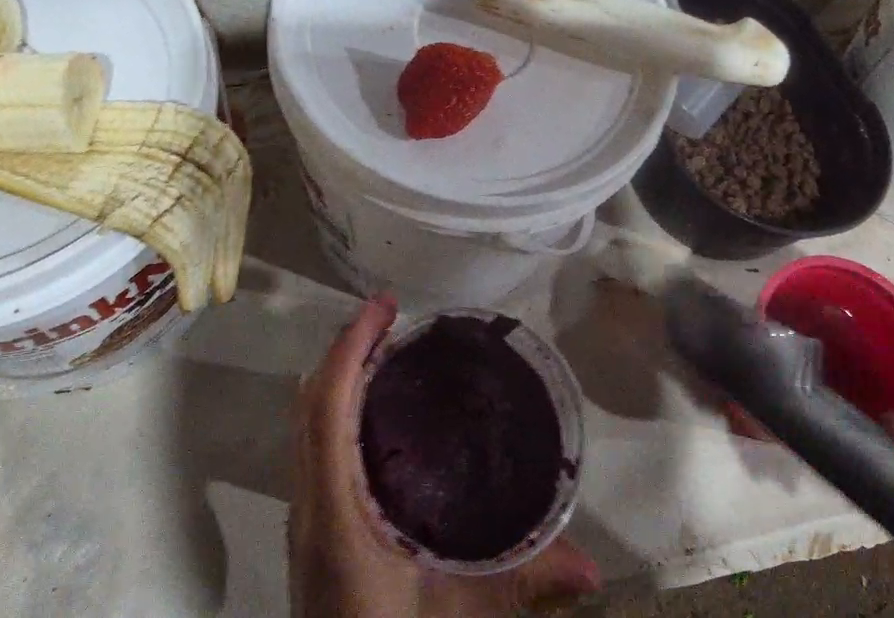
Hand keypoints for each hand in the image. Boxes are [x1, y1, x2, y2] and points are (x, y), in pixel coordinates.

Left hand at [288, 296, 600, 617]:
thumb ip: (524, 587)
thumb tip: (591, 567)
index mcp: (335, 516)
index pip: (327, 409)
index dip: (350, 347)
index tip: (383, 306)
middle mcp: (307, 508)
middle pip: (309, 405)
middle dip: (345, 351)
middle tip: (391, 321)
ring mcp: (303, 521)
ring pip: (306, 427)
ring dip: (337, 381)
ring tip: (384, 356)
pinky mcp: (310, 535)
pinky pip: (313, 451)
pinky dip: (335, 414)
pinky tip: (376, 422)